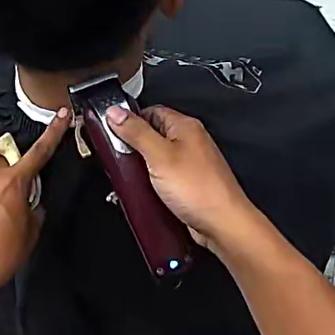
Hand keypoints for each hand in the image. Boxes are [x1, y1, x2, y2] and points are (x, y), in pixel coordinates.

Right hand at [104, 105, 259, 250]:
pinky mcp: (187, 185)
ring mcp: (189, 165)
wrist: (222, 224)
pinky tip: (145, 194)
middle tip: (123, 160)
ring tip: (133, 180)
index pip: (151, 111)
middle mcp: (189, 143)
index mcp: (185, 127)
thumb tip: (116, 113)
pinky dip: (151, 186)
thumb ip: (136, 132)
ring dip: (141, 171)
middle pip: (151, 136)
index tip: (113, 132)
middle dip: (133, 149)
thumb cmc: (202, 190)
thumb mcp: (159, 156)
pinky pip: (162, 180)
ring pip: (155, 160)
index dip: (130, 119)